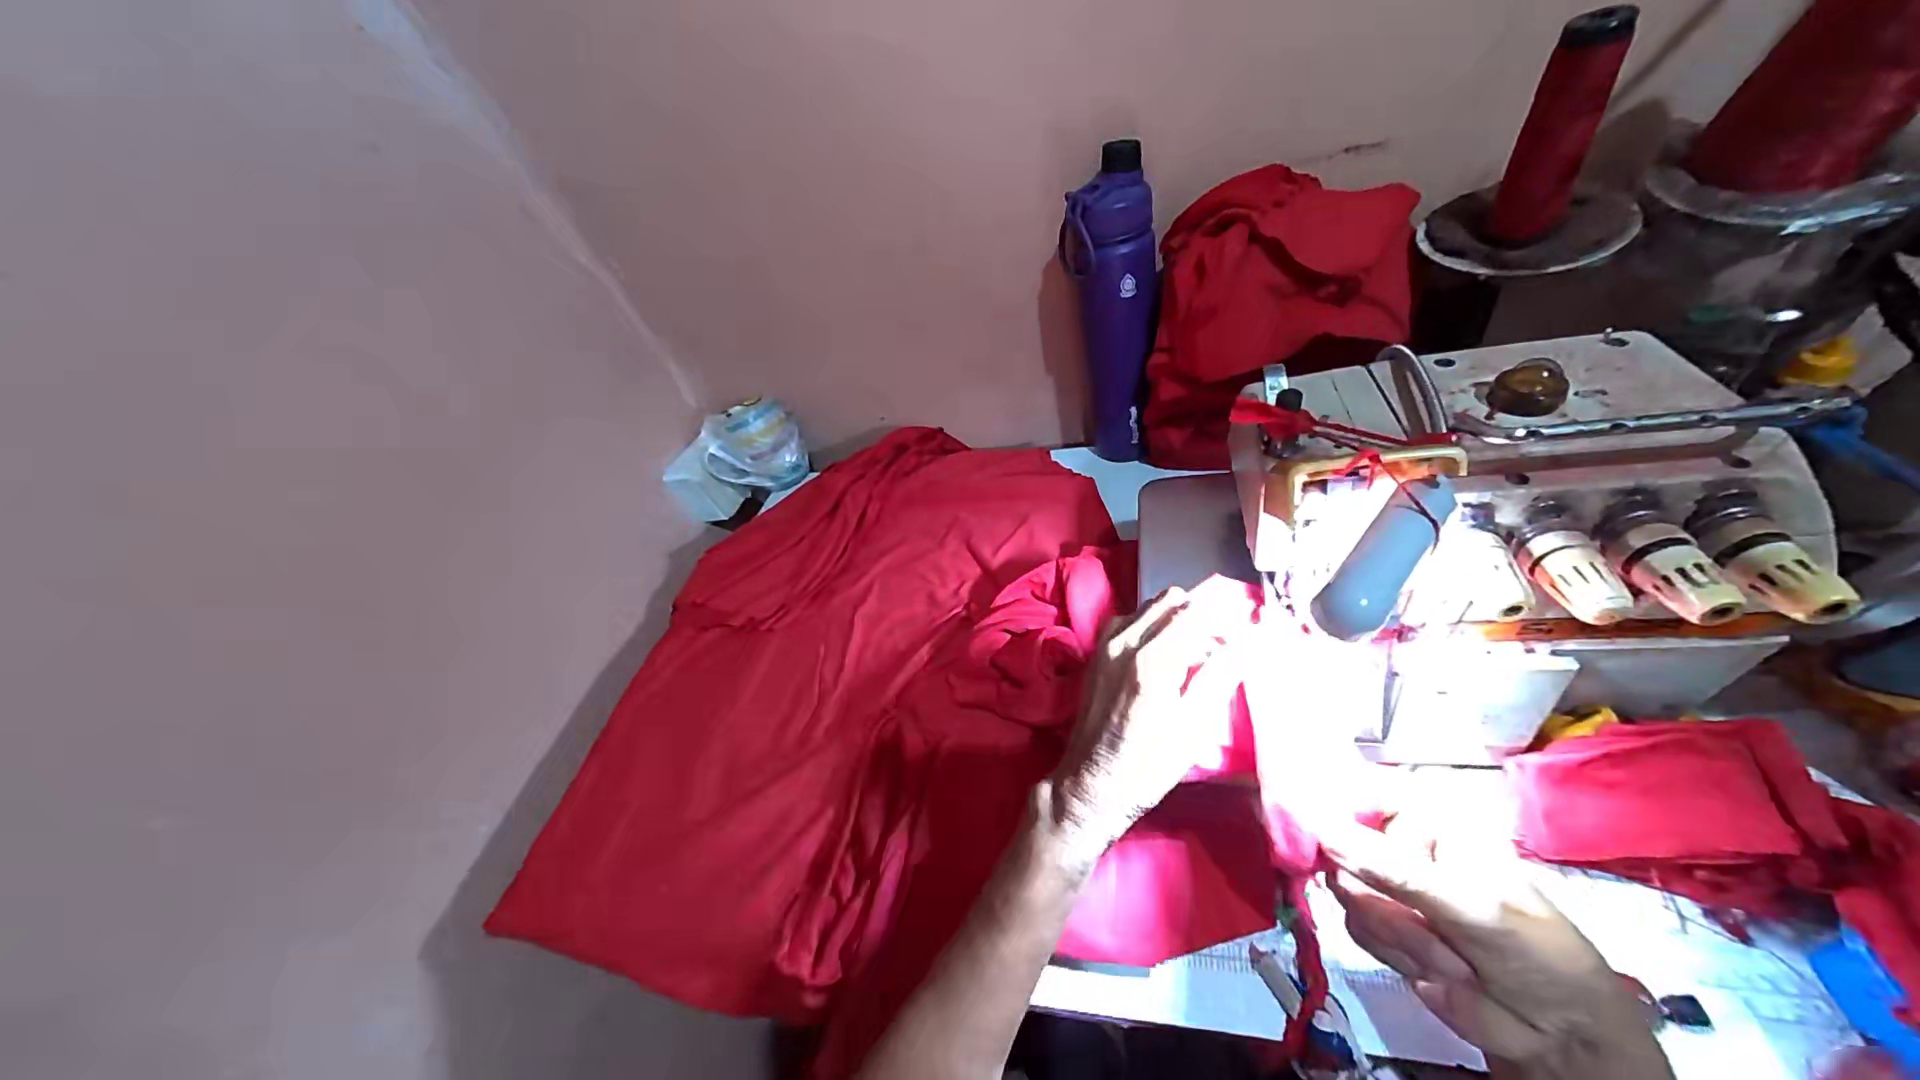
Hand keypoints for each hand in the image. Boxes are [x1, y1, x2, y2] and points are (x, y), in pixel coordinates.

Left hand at [1044, 586, 1236, 872]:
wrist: (1090, 782)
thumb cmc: (1146, 767)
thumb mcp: (1193, 728)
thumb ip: (1219, 677)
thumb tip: (1247, 642)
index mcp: (1151, 660)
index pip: (1195, 612)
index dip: (1226, 611)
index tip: (1249, 619)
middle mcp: (1124, 642)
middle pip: (1171, 600)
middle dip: (1202, 612)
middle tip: (1223, 641)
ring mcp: (1106, 644)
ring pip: (1150, 606)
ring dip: (1177, 617)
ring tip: (1197, 650)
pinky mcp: (1097, 652)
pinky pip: (1131, 620)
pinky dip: (1153, 625)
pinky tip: (1165, 654)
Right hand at [1322, 825, 1672, 1079]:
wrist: (1560, 1037)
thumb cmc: (1536, 953)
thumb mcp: (1469, 905)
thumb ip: (1392, 868)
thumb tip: (1322, 829)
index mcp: (1431, 823)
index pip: (1364, 795)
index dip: (1340, 815)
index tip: (1336, 848)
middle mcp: (1402, 847)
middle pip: (1344, 849)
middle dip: (1383, 898)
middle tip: (1431, 927)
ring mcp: (1389, 888)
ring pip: (1347, 892)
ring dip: (1394, 932)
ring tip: (1450, 958)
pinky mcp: (1381, 927)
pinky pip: (1355, 927)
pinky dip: (1392, 952)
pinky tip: (1434, 970)